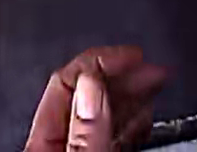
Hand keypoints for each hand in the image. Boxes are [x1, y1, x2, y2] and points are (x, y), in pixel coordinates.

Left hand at [22, 46, 167, 150]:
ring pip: (102, 115)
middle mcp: (56, 147)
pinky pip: (111, 135)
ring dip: (131, 94)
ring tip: (155, 81)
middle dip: (124, 74)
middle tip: (155, 66)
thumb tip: (91, 81)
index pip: (67, 83)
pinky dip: (130, 121)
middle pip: (89, 95)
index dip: (103, 61)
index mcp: (41, 145)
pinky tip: (144, 114)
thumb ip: (85, 132)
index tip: (134, 54)